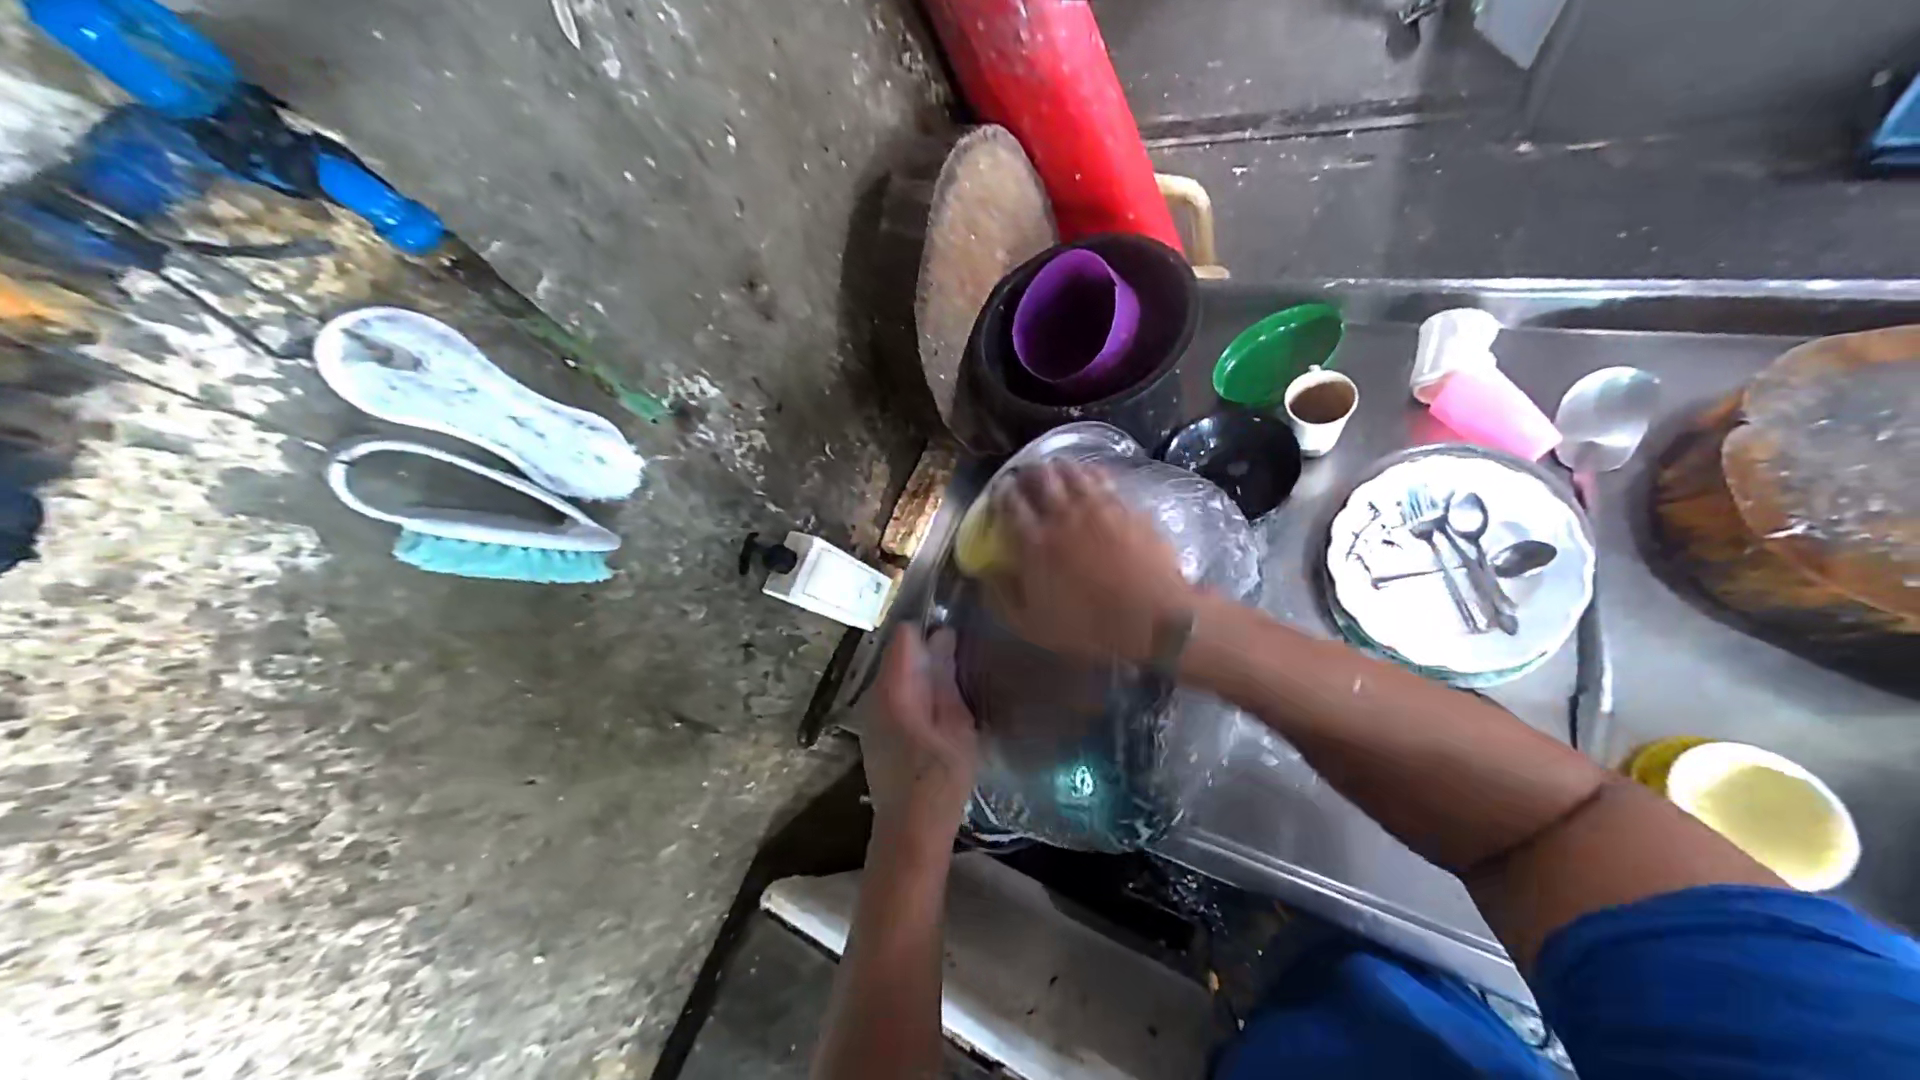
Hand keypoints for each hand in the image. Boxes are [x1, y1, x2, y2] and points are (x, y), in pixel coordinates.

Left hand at [863, 627, 978, 850]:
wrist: (910, 832)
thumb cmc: (940, 781)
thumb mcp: (957, 727)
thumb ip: (946, 679)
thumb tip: (943, 637)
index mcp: (894, 690)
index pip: (905, 636)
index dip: (930, 628)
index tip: (956, 632)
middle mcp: (873, 694)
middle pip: (899, 654)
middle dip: (928, 652)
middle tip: (961, 664)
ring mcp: (869, 712)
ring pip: (897, 674)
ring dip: (922, 674)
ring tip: (953, 688)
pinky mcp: (873, 728)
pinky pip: (894, 694)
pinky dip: (914, 693)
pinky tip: (936, 712)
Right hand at [986, 462, 1196, 662]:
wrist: (1152, 616)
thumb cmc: (1089, 625)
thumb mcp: (1033, 625)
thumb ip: (1004, 598)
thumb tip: (987, 574)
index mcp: (1034, 542)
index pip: (1010, 503)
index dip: (1002, 492)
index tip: (1001, 491)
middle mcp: (1062, 515)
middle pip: (1040, 477)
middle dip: (1030, 472)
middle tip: (1027, 475)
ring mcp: (1097, 507)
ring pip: (1072, 471)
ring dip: (1059, 467)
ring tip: (1057, 469)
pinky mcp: (1125, 506)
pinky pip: (1103, 478)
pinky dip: (1091, 472)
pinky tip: (1091, 475)